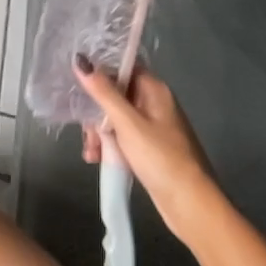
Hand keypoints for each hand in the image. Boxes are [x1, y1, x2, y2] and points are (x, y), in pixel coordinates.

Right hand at [74, 56, 213, 228]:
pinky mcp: (148, 148)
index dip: (98, 70)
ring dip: (98, 132)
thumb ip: (102, 91)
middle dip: (95, 111)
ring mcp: (152, 127)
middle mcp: (153, 103)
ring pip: (114, 117)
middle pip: (114, 93)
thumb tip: (79, 58)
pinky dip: (108, 145)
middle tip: (86, 130)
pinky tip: (96, 158)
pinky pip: (121, 136)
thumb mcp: (127, 123)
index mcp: (154, 90)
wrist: (191, 206)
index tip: (75, 79)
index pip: (121, 66)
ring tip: (91, 151)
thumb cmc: (161, 158)